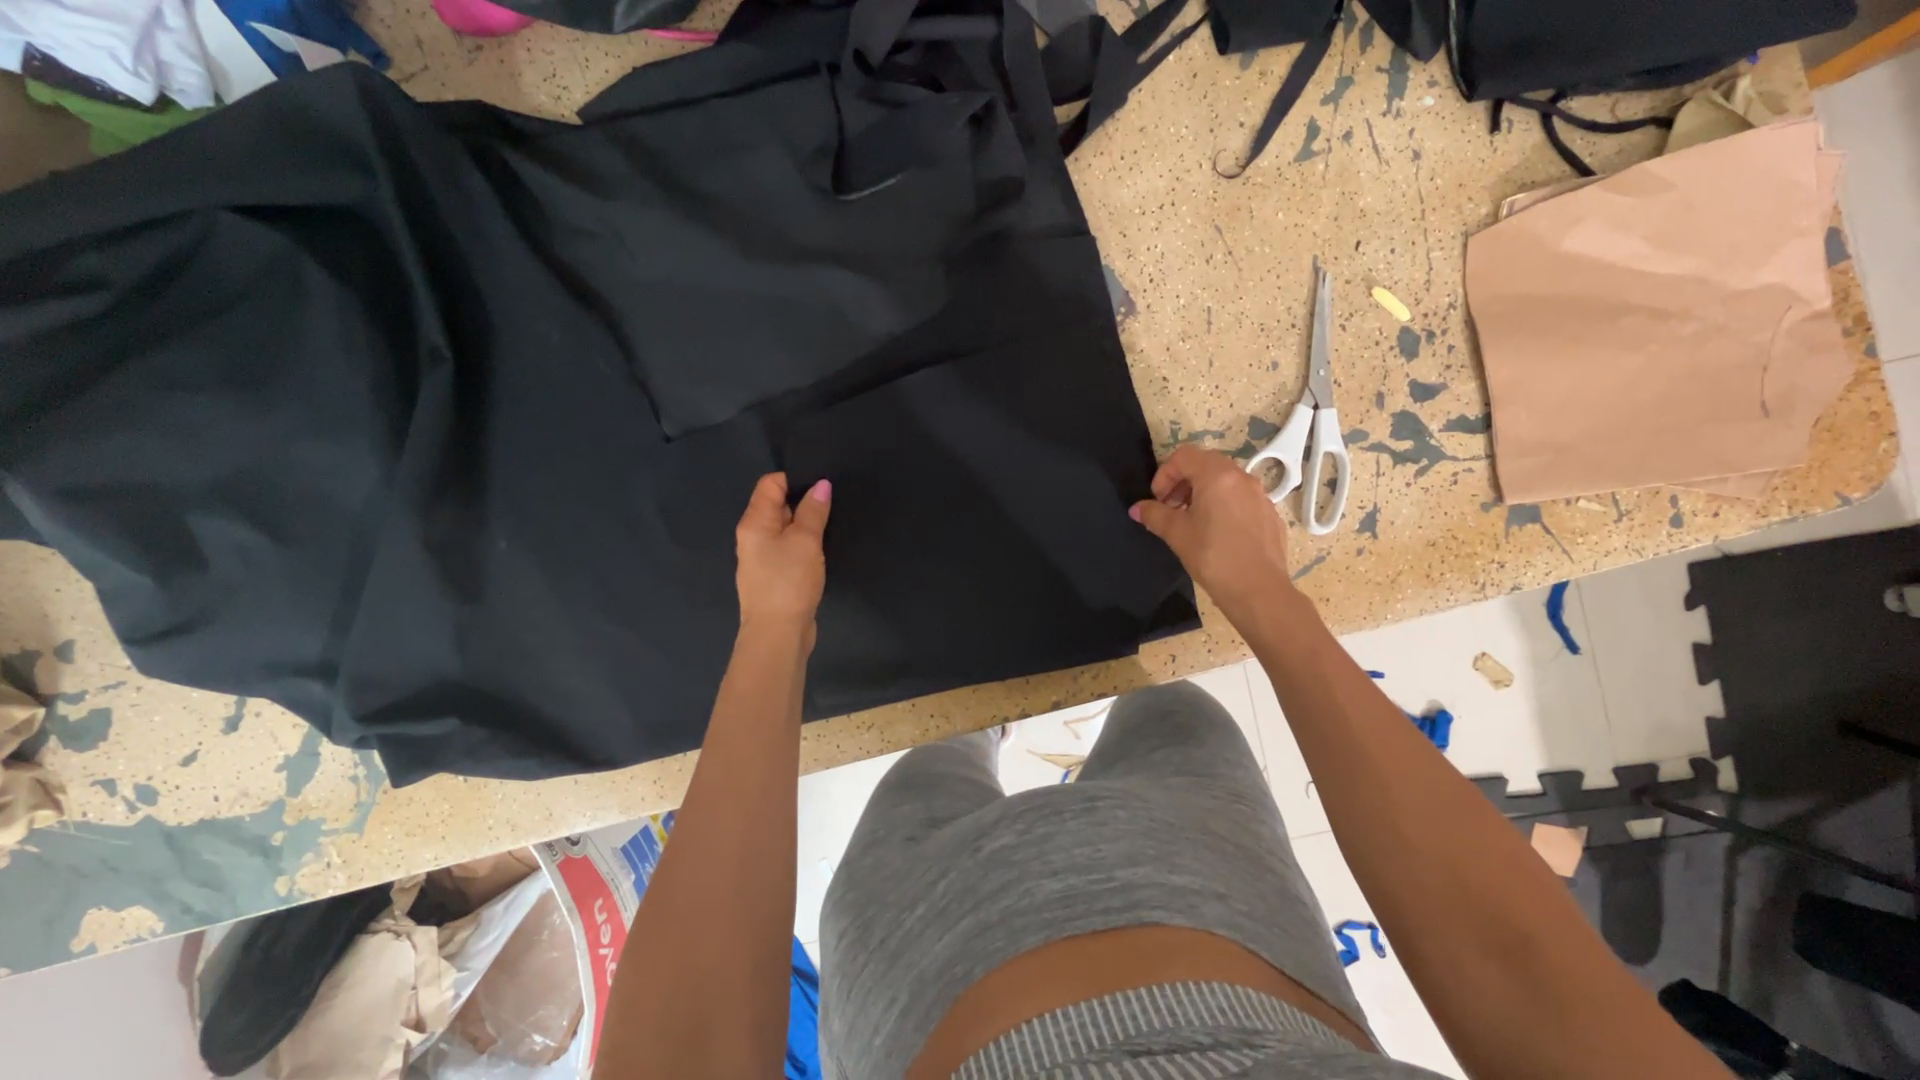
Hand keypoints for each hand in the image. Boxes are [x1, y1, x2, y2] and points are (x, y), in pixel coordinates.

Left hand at [735, 473, 831, 639]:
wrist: (777, 634)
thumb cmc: (788, 582)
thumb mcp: (806, 541)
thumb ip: (813, 511)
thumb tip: (821, 485)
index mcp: (754, 522)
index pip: (770, 484)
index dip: (796, 478)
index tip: (823, 482)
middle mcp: (753, 536)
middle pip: (777, 505)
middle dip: (804, 500)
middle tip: (835, 499)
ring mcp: (763, 558)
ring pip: (786, 529)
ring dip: (807, 525)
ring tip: (834, 521)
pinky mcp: (775, 576)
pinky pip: (790, 550)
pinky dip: (805, 545)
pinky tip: (824, 548)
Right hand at [1130, 445, 1294, 613]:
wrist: (1258, 590)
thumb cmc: (1213, 557)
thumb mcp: (1177, 534)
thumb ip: (1154, 515)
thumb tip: (1137, 509)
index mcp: (1217, 476)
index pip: (1184, 456)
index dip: (1164, 474)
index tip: (1158, 500)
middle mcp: (1242, 478)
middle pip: (1206, 464)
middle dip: (1183, 482)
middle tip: (1171, 508)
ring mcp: (1260, 496)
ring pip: (1226, 481)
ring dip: (1204, 493)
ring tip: (1193, 521)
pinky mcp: (1270, 514)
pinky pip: (1242, 500)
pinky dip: (1224, 506)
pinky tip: (1219, 535)